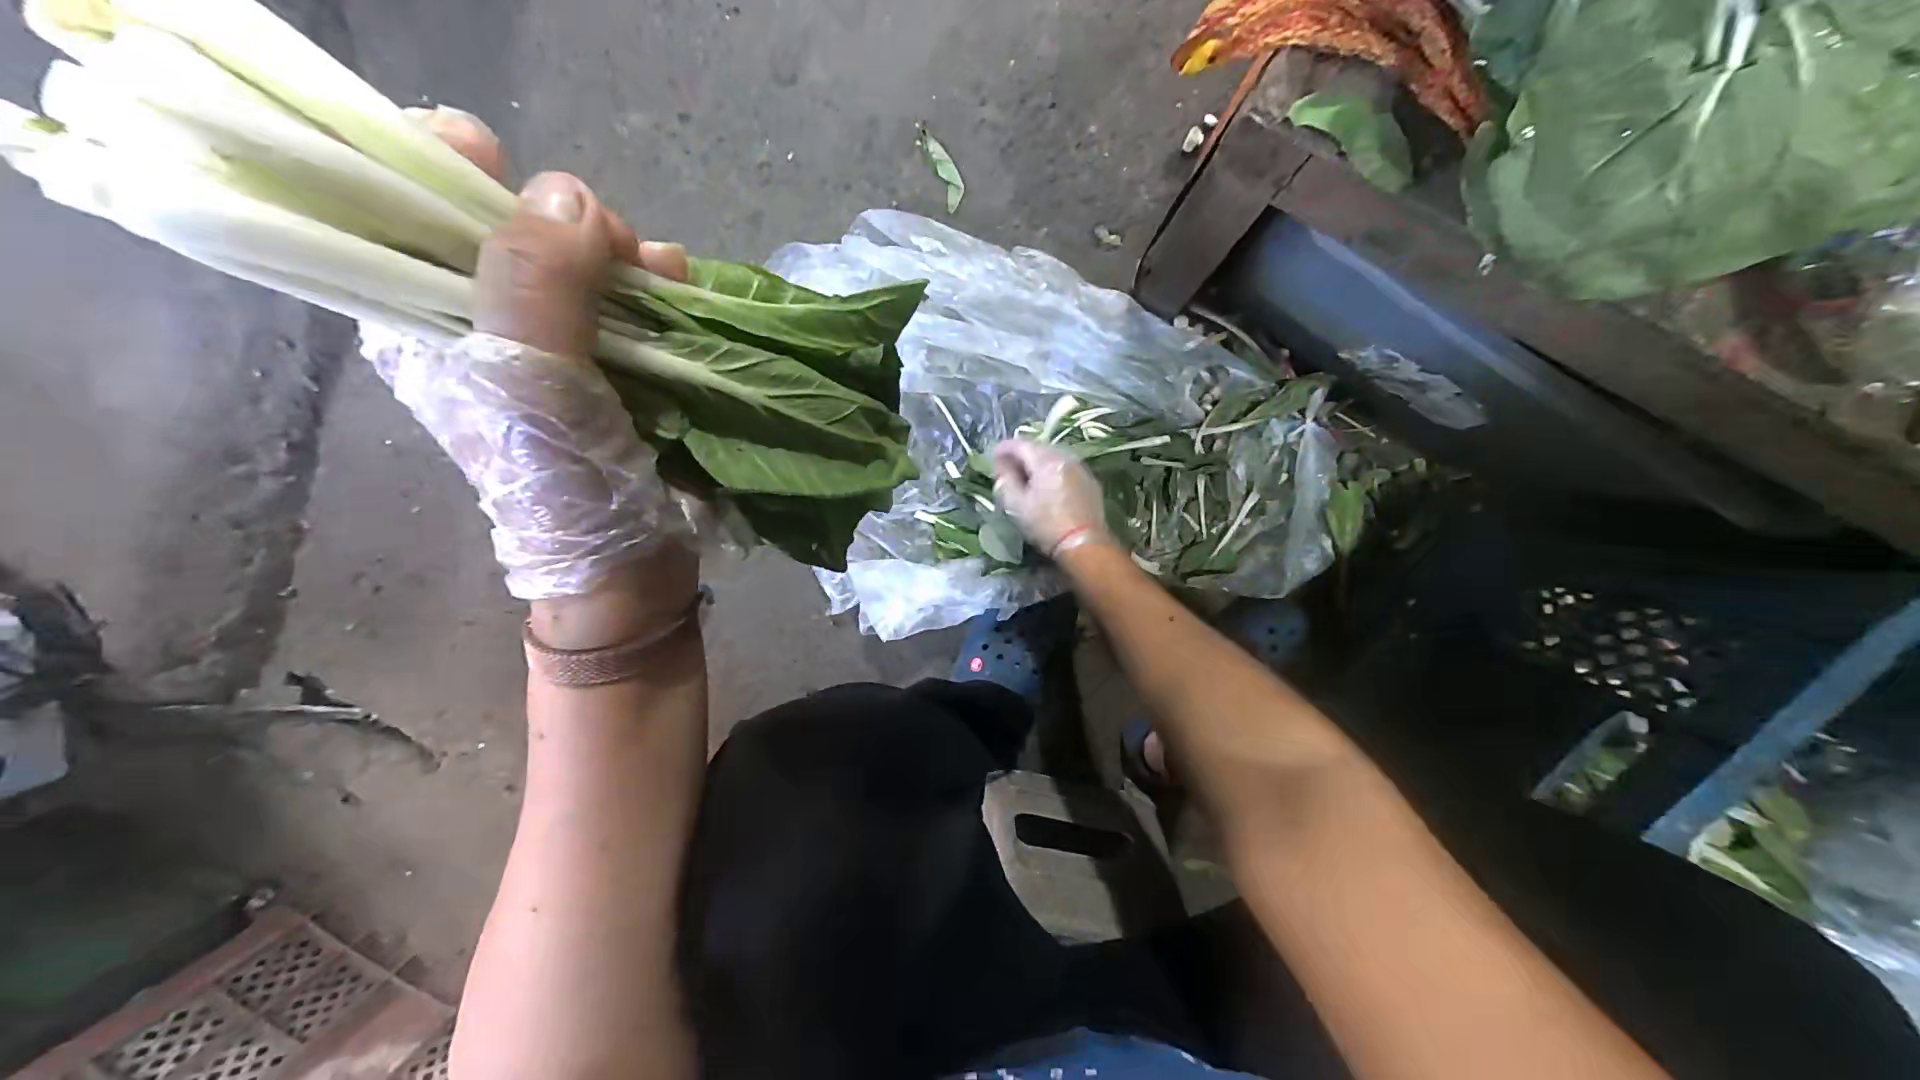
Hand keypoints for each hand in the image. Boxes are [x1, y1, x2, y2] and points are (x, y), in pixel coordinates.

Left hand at [364, 108, 695, 638]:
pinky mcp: (620, 363)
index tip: (503, 170)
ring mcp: (562, 342)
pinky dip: (660, 287)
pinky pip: (635, 298)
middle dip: (568, 221)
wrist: (628, 564)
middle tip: (613, 250)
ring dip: (627, 255)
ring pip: (587, 259)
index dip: (448, 171)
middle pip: (517, 223)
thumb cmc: (563, 485)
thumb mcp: (529, 383)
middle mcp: (490, 323)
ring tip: (663, 278)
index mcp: (429, 321)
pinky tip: (682, 295)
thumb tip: (569, 195)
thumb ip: (533, 282)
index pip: (406, 206)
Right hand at [991, 437, 1114, 556]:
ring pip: (1054, 457)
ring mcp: (1081, 469)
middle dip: (1021, 454)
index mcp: (1046, 460)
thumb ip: (1005, 480)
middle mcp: (1066, 457)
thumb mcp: (1016, 505)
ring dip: (1038, 463)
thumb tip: (1001, 466)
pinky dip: (1053, 472)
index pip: (1020, 444)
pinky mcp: (1090, 482)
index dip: (1003, 449)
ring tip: (1027, 477)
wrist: (1084, 545)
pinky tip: (1048, 486)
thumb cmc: (1046, 525)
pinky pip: (1066, 469)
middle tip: (1008, 468)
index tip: (993, 457)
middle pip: (1038, 447)